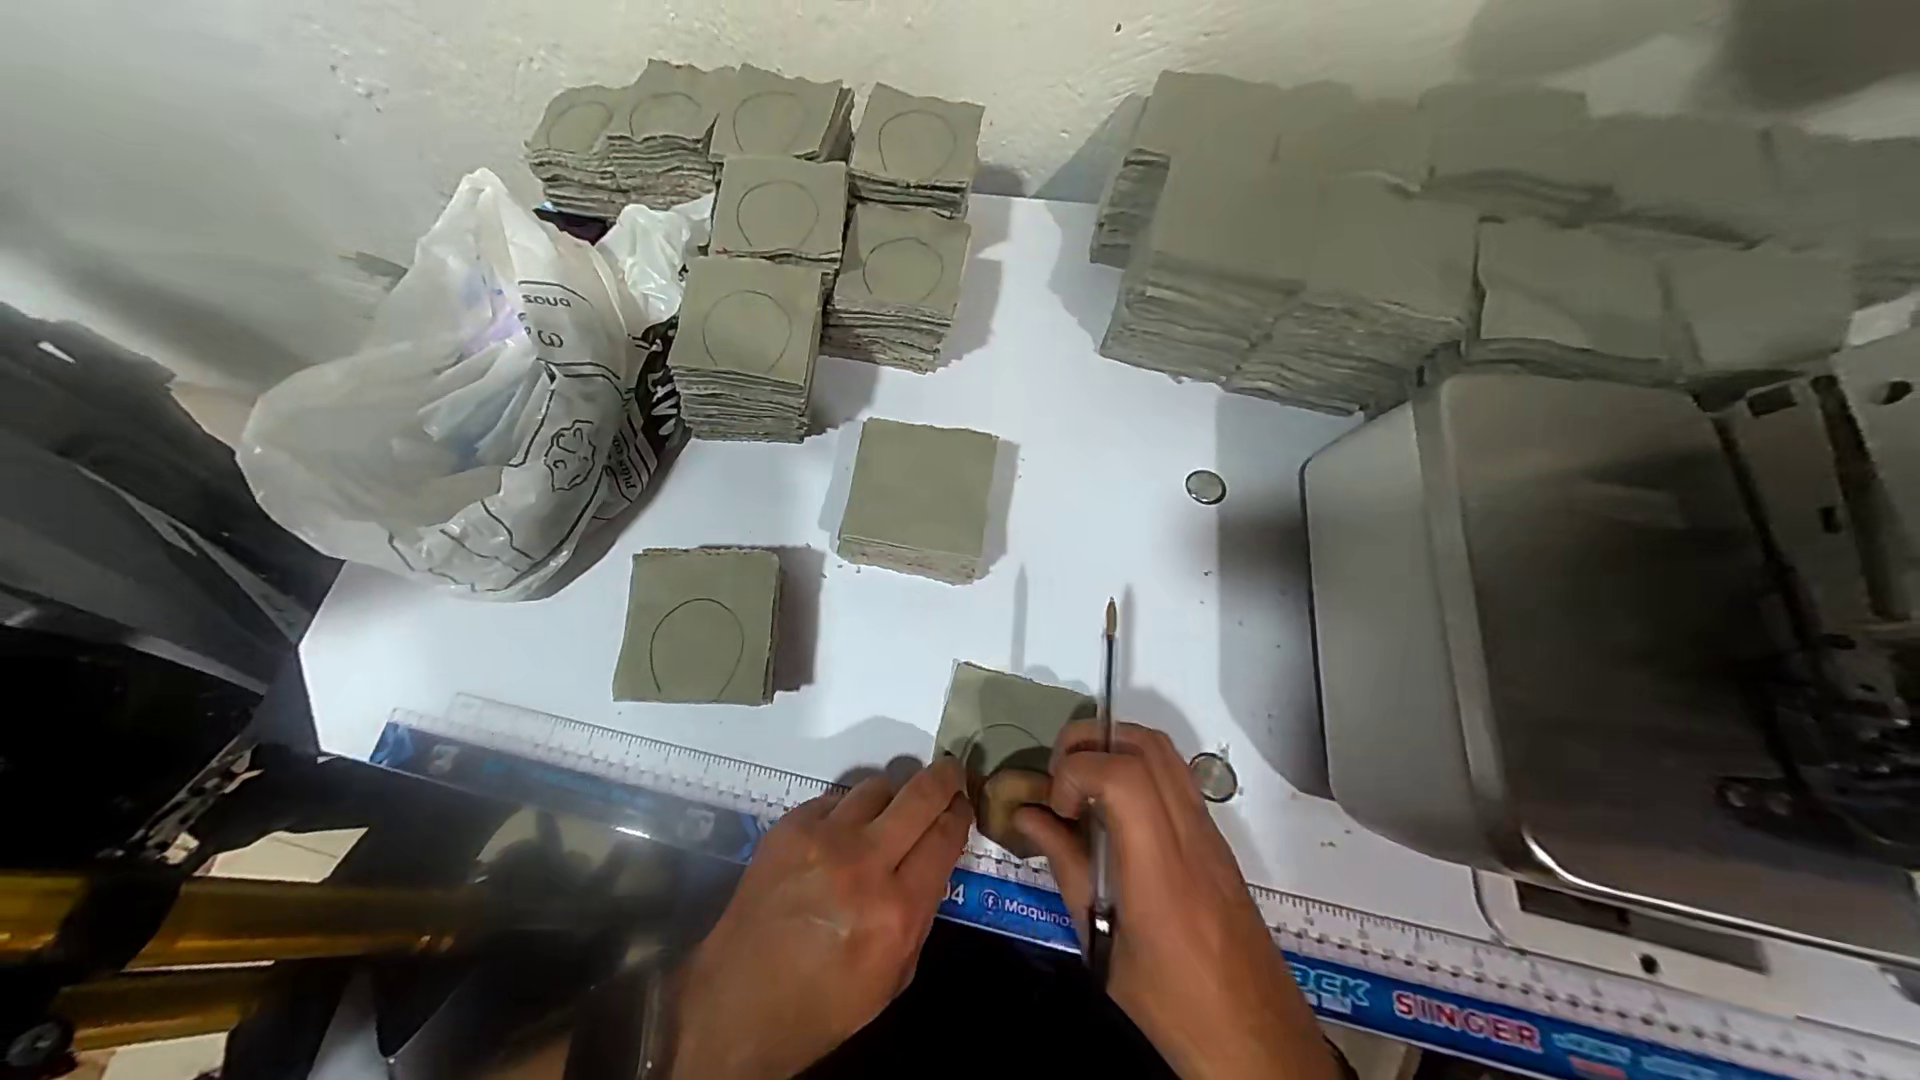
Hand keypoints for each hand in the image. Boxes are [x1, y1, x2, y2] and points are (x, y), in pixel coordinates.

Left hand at [670, 759, 972, 1079]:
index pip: (945, 836)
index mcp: (897, 910)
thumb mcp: (895, 974)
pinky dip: (847, 811)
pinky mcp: (790, 827)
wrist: (737, 1003)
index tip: (962, 804)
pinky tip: (841, 835)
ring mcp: (823, 838)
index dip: (960, 813)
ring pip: (878, 786)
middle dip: (944, 778)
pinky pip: (835, 798)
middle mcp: (863, 863)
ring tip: (887, 815)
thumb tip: (936, 856)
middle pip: (920, 795)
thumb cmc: (825, 1003)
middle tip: (950, 772)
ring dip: (892, 796)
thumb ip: (923, 909)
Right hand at [1014, 723, 1336, 1079]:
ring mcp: (1208, 829)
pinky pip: (1175, 773)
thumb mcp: (1101, 942)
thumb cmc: (1171, 1001)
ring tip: (1084, 788)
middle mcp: (1189, 832)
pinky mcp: (1214, 836)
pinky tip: (1115, 809)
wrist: (1255, 1036)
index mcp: (1159, 865)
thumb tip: (1027, 815)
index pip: (1123, 775)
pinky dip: (1136, 766)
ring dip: (1114, 747)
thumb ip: (1066, 866)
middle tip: (1062, 781)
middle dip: (1090, 742)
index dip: (1077, 772)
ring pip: (1163, 749)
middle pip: (1145, 743)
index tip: (1058, 807)